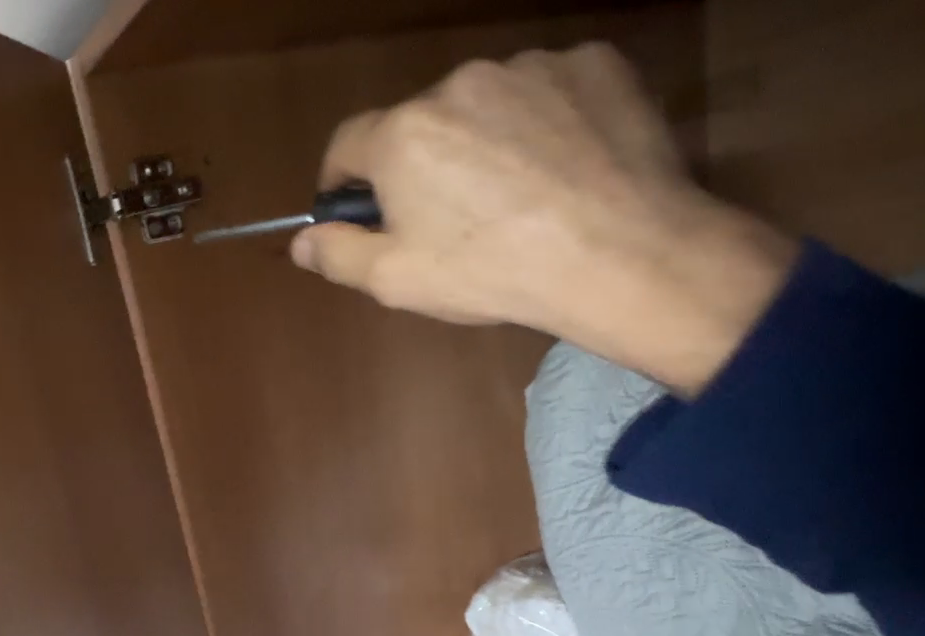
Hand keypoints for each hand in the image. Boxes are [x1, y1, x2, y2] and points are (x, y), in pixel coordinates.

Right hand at [291, 43, 796, 395]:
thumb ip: (338, 255)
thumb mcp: (396, 280)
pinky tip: (560, 167)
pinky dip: (542, 121)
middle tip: (450, 217)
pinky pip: (546, 90)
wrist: (621, 252)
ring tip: (515, 193)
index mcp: (402, 136)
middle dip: (420, 164)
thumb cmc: (491, 272)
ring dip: (482, 139)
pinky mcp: (593, 65)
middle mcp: (459, 84)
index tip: (358, 212)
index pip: (347, 144)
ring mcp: (531, 67)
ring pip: (483, 105)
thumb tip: (303, 240)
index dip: (344, 182)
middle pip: (417, 125)